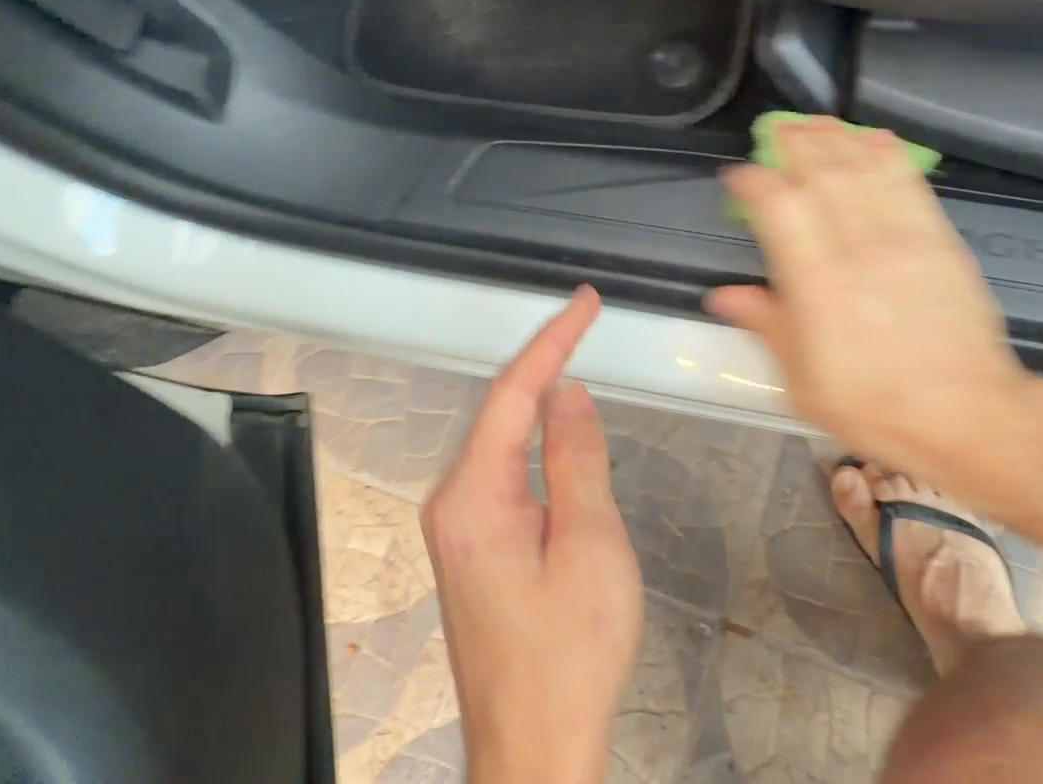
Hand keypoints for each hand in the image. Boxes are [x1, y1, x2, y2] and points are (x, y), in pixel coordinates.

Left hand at [421, 287, 642, 783]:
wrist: (536, 741)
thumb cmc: (571, 652)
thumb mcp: (590, 546)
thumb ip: (577, 460)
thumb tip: (568, 394)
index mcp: (474, 498)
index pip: (513, 395)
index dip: (551, 342)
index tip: (582, 303)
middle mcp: (452, 504)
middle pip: (498, 412)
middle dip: (541, 361)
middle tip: (583, 319)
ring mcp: (458, 528)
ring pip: (499, 442)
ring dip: (536, 399)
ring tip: (573, 356)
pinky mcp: (473, 547)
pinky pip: (501, 472)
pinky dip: (532, 439)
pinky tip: (555, 429)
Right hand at [705, 117, 1042, 479]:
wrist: (967, 414)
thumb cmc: (877, 407)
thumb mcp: (805, 383)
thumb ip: (768, 327)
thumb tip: (725, 295)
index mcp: (820, 286)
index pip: (781, 208)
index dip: (755, 181)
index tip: (739, 176)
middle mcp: (861, 250)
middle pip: (824, 175)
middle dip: (796, 144)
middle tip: (777, 131)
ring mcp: (906, 240)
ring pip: (866, 170)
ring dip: (839, 138)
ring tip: (817, 122)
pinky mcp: (942, 241)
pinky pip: (911, 184)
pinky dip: (890, 156)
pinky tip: (875, 139)